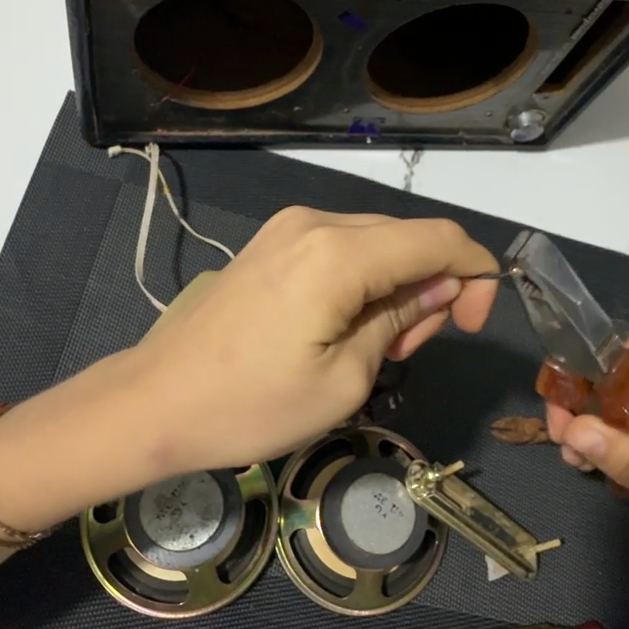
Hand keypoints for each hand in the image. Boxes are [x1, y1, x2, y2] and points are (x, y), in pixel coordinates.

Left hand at [125, 207, 499, 476]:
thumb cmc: (250, 406)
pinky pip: (338, 249)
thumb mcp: (344, 380)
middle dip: (432, 286)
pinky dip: (362, 281)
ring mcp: (285, 229)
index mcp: (339, 253)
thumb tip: (439, 287)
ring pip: (374, 242)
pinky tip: (345, 325)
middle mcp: (314, 223)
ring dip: (397, 285)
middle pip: (407, 237)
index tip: (472, 325)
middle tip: (411, 351)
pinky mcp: (268, 246)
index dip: (476, 274)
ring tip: (377, 347)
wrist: (152, 403)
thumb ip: (400, 320)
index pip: (439, 238)